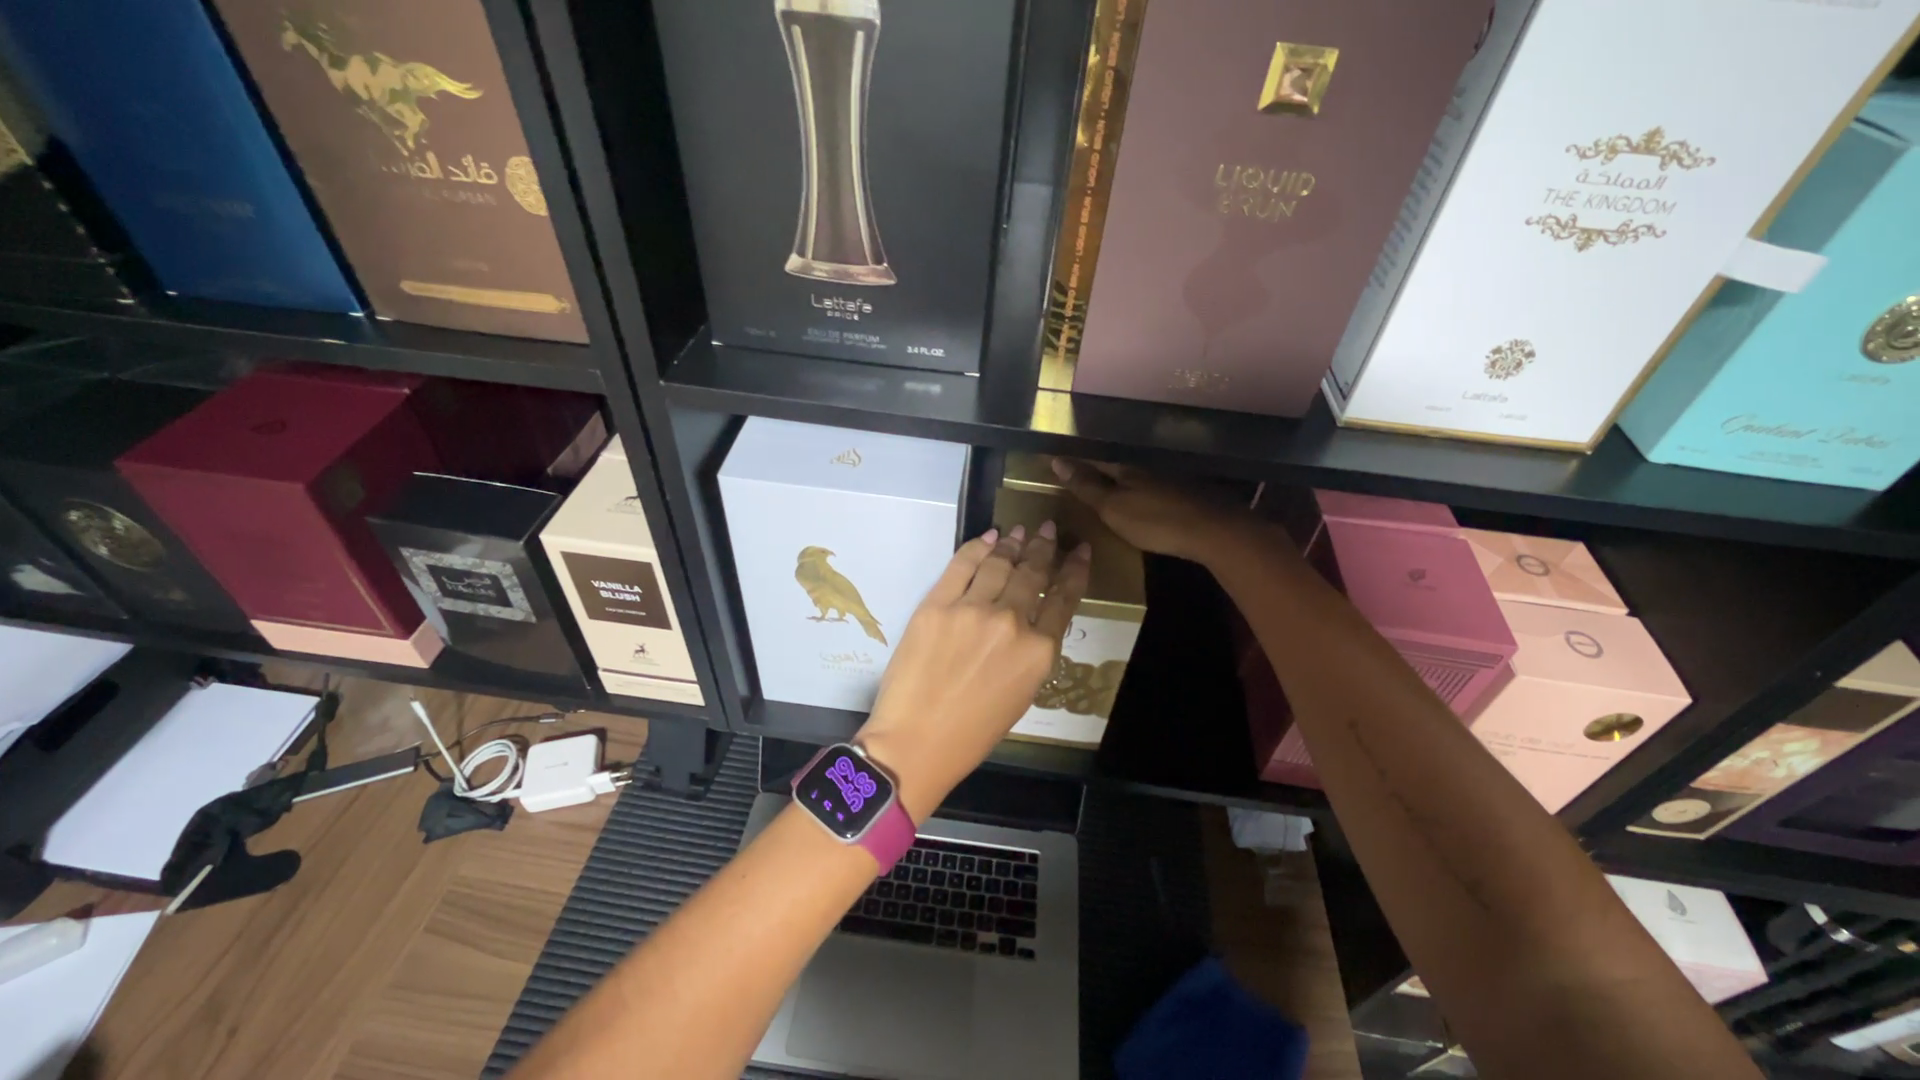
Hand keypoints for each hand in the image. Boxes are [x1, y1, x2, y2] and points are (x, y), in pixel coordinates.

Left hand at [857, 523, 1090, 820]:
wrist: (916, 741)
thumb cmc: (972, 733)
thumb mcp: (1021, 695)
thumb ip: (1030, 654)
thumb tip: (1029, 623)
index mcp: (1039, 652)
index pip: (1064, 598)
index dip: (1074, 569)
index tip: (1079, 549)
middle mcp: (1012, 622)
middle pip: (1032, 574)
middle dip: (1043, 548)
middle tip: (1047, 529)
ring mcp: (972, 610)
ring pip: (999, 564)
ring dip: (1013, 544)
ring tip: (1020, 531)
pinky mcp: (936, 604)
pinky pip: (962, 565)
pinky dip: (978, 547)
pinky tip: (988, 538)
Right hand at [1049, 458, 1251, 563]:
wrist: (1211, 531)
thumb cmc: (1155, 521)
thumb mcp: (1113, 508)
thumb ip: (1086, 487)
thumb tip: (1057, 460)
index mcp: (1125, 470)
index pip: (1093, 461)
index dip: (1074, 462)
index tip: (1054, 460)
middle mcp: (1145, 470)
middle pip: (1115, 466)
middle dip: (1096, 468)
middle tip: (1075, 471)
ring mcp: (1167, 482)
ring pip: (1135, 477)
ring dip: (1118, 480)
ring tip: (1103, 487)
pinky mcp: (1183, 497)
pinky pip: (1151, 489)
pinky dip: (1138, 492)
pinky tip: (1139, 500)